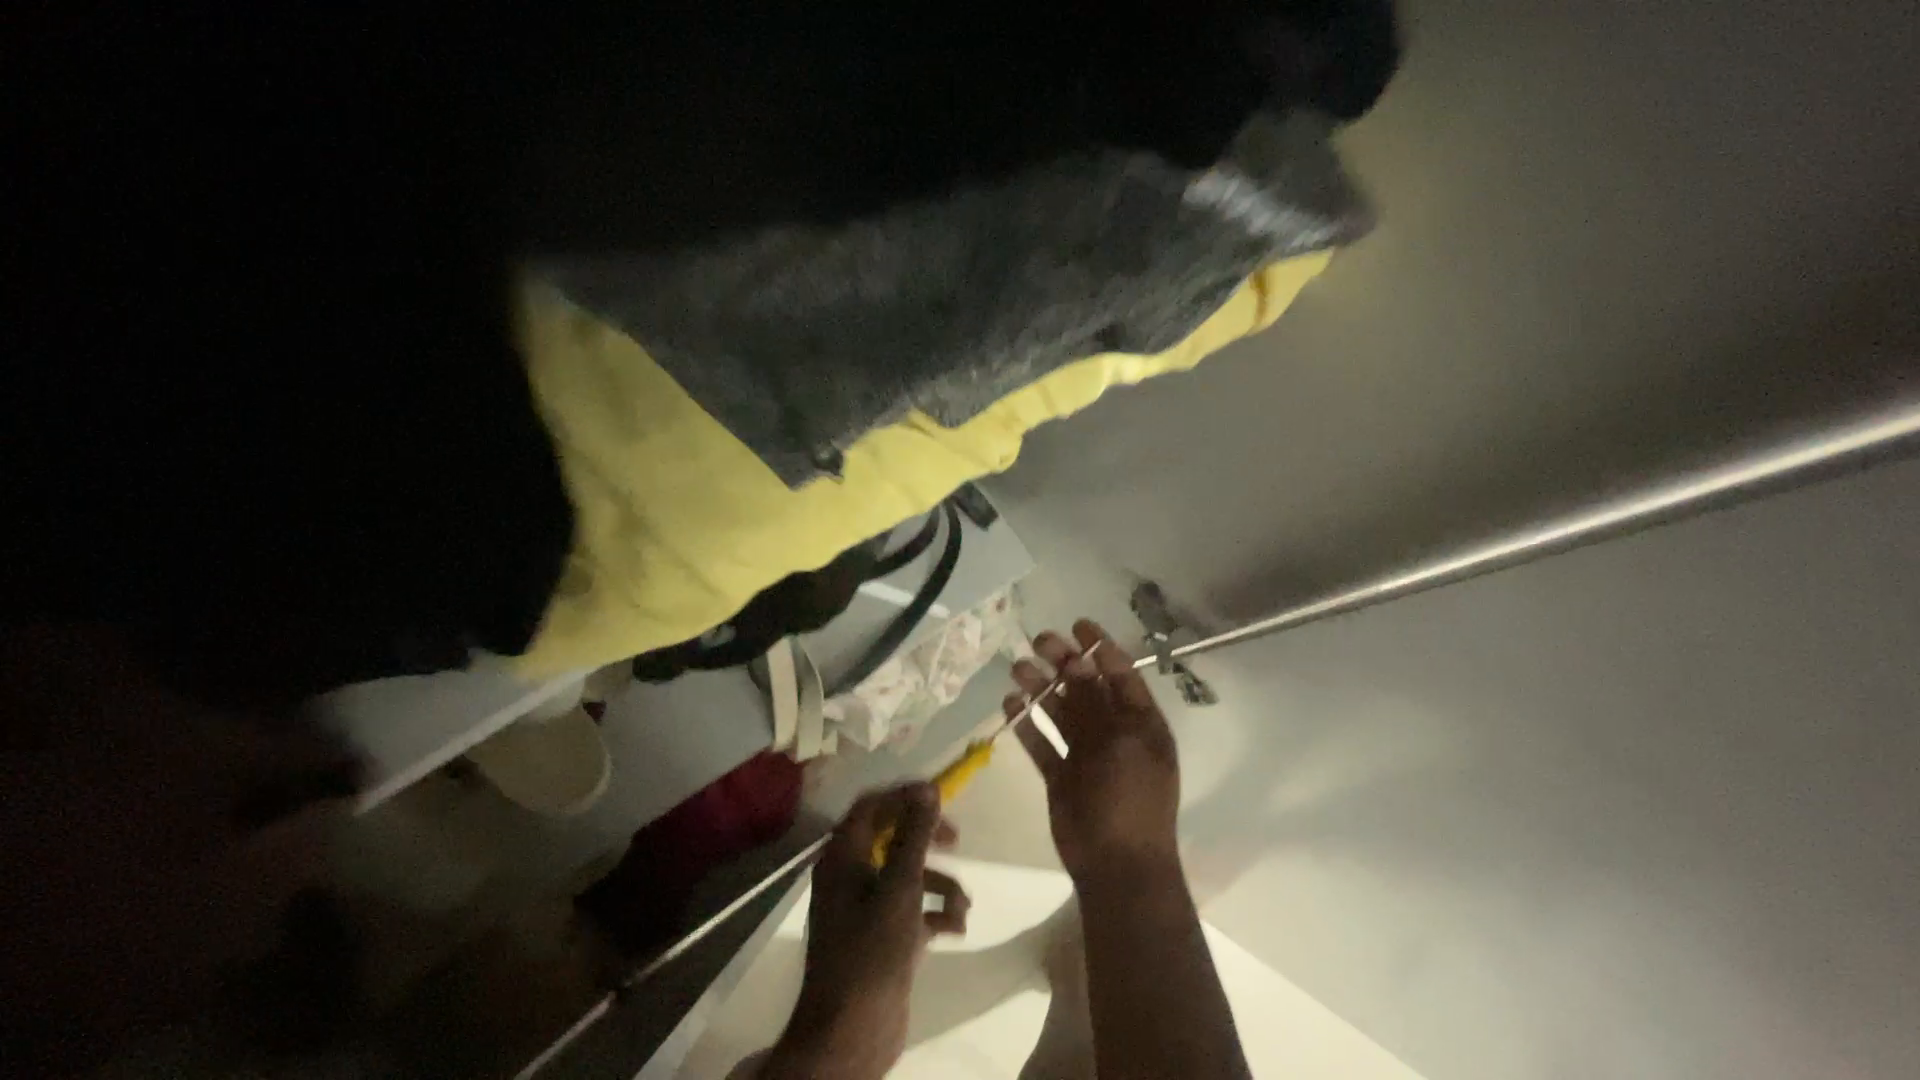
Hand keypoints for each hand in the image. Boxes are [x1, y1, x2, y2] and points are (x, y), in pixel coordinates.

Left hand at [765, 783, 967, 1079]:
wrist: (852, 1030)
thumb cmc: (872, 950)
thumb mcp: (899, 886)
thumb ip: (915, 835)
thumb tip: (927, 788)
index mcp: (842, 857)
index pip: (871, 806)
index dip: (904, 796)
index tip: (940, 798)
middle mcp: (849, 876)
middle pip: (892, 838)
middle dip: (927, 840)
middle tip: (956, 841)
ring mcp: (865, 908)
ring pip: (907, 876)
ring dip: (940, 884)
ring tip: (962, 908)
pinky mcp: (881, 936)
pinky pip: (912, 908)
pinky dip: (935, 912)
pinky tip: (955, 928)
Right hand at [1007, 620, 1181, 884]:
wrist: (1117, 865)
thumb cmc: (1129, 799)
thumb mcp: (1119, 743)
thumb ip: (1097, 702)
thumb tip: (1080, 660)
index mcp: (1142, 723)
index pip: (1122, 674)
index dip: (1101, 647)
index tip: (1077, 624)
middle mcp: (1115, 733)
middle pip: (1087, 688)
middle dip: (1065, 662)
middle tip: (1038, 640)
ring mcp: (1087, 755)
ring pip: (1062, 711)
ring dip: (1041, 688)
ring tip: (1017, 668)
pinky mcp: (1062, 776)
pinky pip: (1043, 743)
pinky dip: (1028, 724)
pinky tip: (1010, 704)